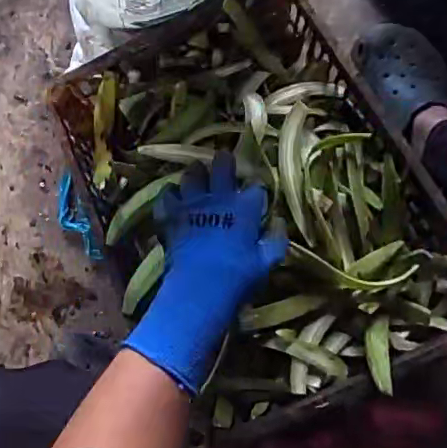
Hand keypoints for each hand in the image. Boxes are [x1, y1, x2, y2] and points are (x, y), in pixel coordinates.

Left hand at [122, 152, 286, 390]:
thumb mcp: (267, 263)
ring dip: (196, 173)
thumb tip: (280, 222)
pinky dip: (170, 194)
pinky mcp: (171, 213)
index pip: (256, 187)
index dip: (256, 190)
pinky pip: (167, 194)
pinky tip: (173, 197)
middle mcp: (220, 197)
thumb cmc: (239, 277)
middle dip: (225, 161)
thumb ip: (277, 240)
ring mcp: (192, 202)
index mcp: (245, 207)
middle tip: (224, 161)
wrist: (201, 286)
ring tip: (197, 174)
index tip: (255, 196)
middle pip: (223, 166)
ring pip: (192, 173)